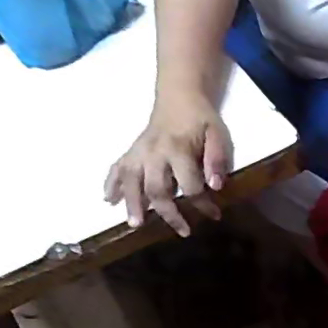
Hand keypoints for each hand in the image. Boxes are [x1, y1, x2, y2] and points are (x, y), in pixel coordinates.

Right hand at [105, 92, 229, 236]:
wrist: (179, 96)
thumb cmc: (202, 119)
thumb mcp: (218, 135)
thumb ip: (216, 159)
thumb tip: (215, 186)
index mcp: (178, 149)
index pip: (190, 185)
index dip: (203, 204)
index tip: (215, 215)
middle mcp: (154, 152)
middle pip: (156, 189)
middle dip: (169, 213)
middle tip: (183, 231)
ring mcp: (139, 151)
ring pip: (131, 181)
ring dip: (132, 203)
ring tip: (135, 224)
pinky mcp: (131, 150)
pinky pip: (117, 167)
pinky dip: (111, 183)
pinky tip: (108, 199)